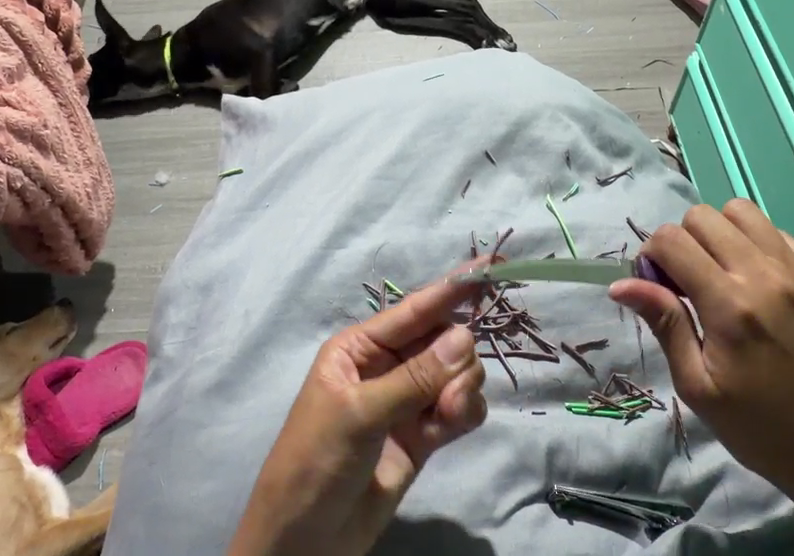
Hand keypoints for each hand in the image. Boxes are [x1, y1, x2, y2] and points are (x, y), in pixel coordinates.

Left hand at [227, 268, 489, 555]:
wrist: (304, 541)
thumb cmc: (315, 461)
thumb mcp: (359, 414)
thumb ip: (415, 378)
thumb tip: (465, 338)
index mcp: (360, 347)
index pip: (414, 308)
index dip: (452, 287)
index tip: (490, 264)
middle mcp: (386, 366)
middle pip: (443, 340)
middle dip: (457, 359)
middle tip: (449, 395)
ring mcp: (405, 402)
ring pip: (456, 375)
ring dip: (462, 390)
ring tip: (446, 418)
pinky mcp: (422, 436)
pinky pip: (458, 410)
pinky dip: (464, 413)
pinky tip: (450, 427)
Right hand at [610, 200, 793, 555]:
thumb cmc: (759, 427)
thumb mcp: (697, 387)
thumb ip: (664, 324)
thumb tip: (622, 284)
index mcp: (729, 305)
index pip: (671, 240)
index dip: (652, 256)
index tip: (657, 286)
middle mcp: (766, 276)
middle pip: (703, 216)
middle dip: (684, 242)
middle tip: (689, 282)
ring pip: (743, 212)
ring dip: (722, 234)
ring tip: (724, 273)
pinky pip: (780, 235)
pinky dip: (759, 247)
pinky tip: (761, 285)